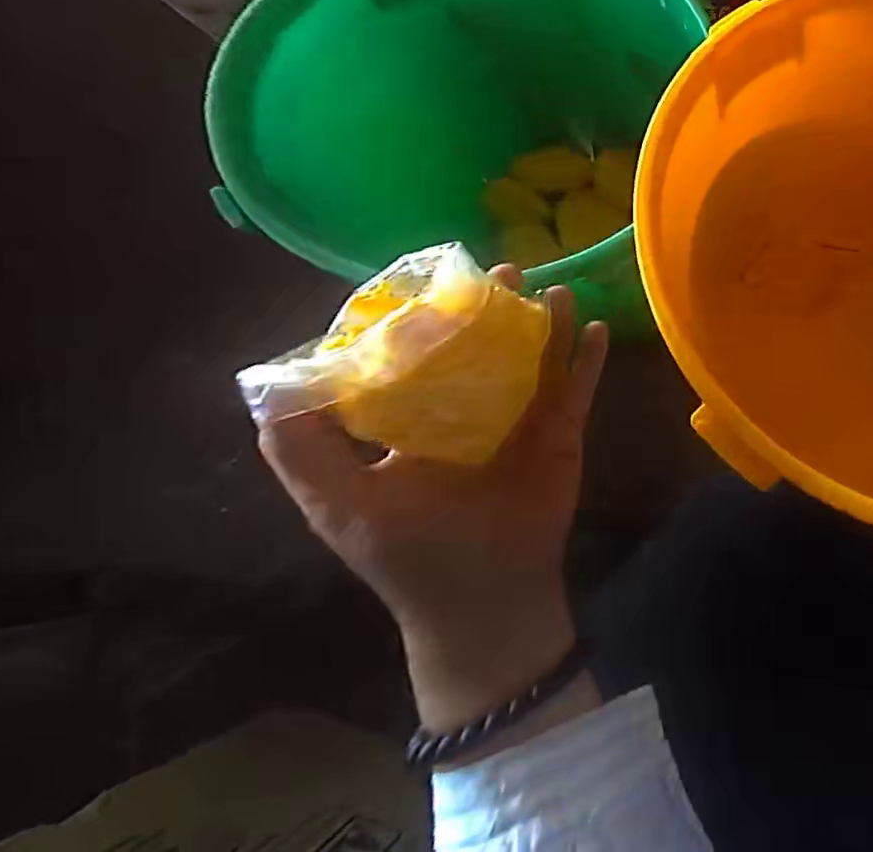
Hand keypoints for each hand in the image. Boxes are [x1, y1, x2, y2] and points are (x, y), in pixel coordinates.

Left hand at [258, 267, 608, 731]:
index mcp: (422, 418)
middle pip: (487, 346)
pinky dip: (590, 360)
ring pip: (538, 358)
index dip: (426, 317)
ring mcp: (522, 420)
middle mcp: (472, 410)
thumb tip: (274, 381)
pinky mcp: (561, 435)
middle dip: (494, 307)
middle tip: (502, 272)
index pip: (423, 355)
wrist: (485, 601)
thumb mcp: (341, 504)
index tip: (431, 283)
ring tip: (551, 291)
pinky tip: (598, 328)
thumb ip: (301, 449)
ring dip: (547, 323)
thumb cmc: (411, 554)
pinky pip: (579, 389)